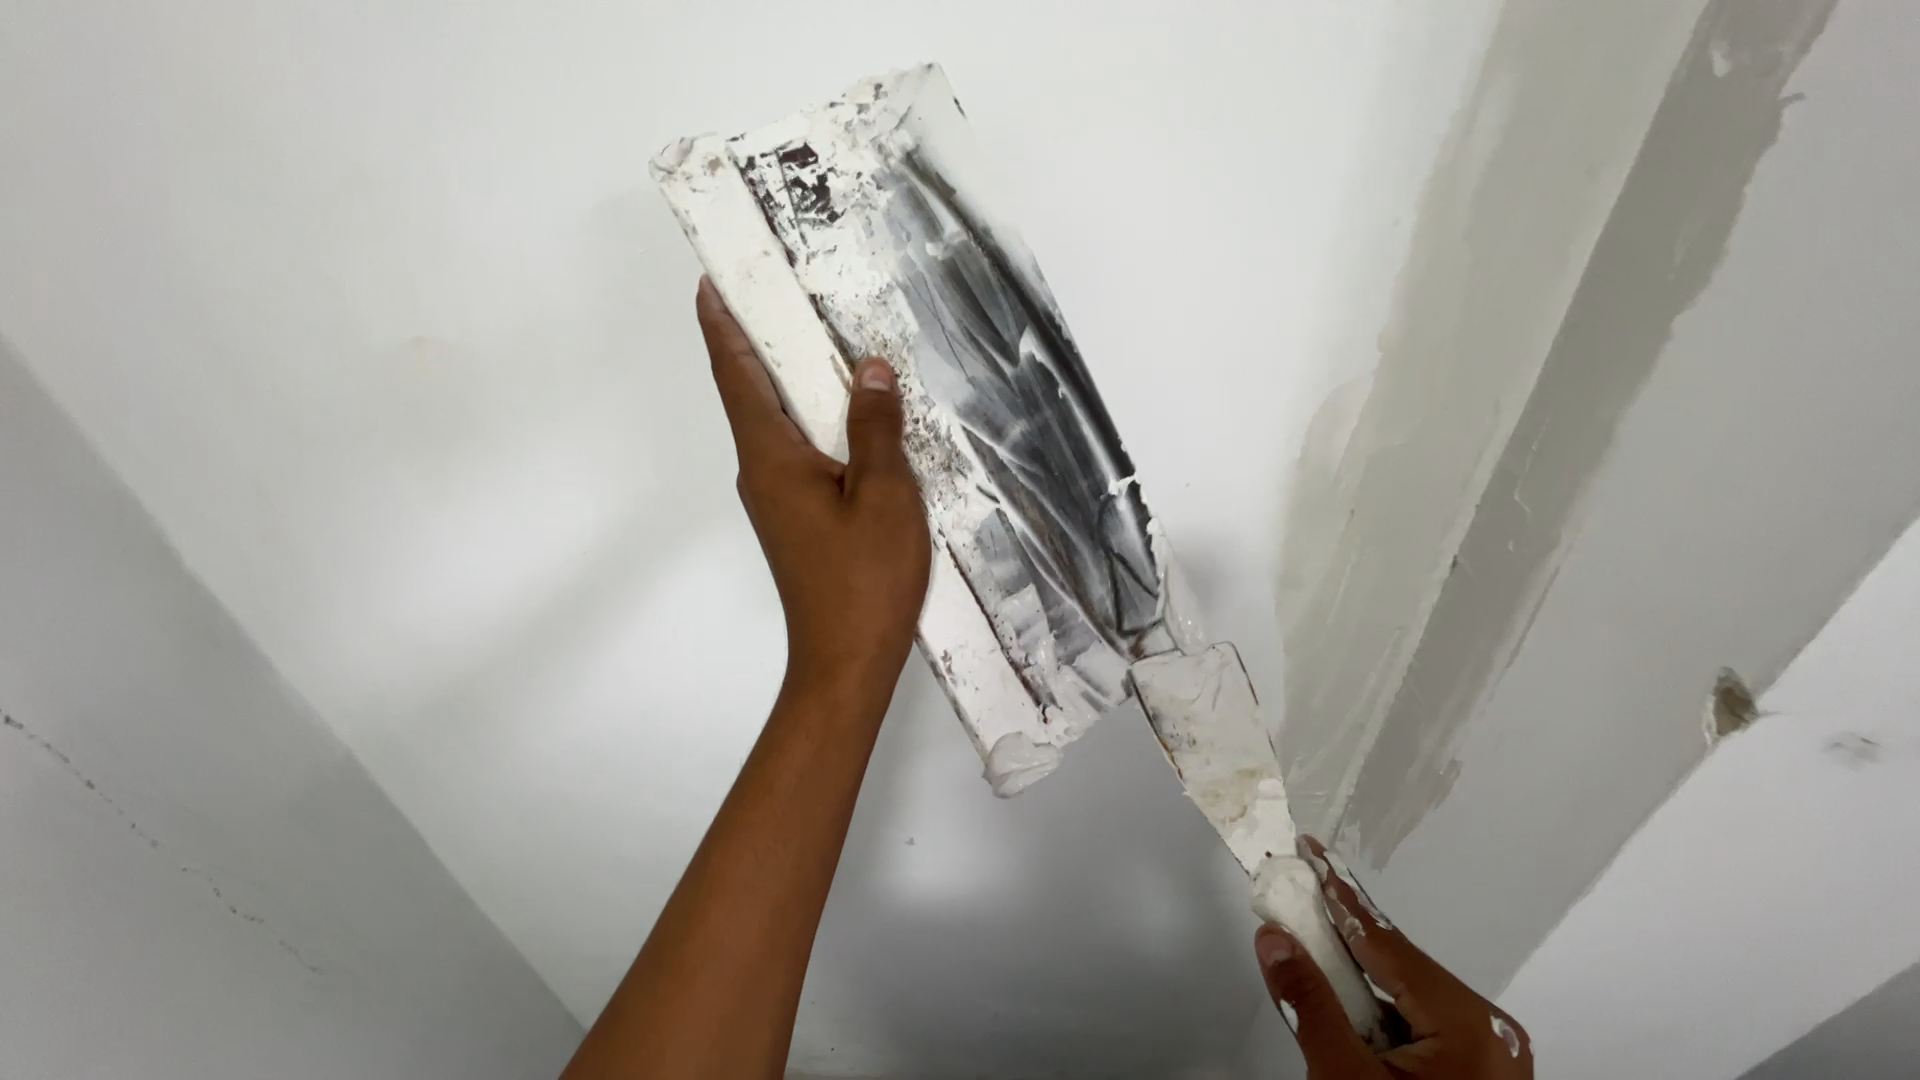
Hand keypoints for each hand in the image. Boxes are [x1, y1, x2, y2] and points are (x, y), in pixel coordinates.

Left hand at [696, 278, 932, 693]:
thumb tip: (869, 369)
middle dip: (758, 341)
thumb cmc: (865, 578)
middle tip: (781, 295)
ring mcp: (776, 501)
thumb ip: (876, 428)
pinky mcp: (795, 521)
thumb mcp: (885, 495)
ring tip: (821, 342)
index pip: (737, 375)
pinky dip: (812, 422)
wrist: (846, 660)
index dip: (724, 325)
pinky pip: (797, 453)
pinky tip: (847, 417)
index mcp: (771, 457)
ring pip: (777, 425)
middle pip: (752, 394)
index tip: (712, 281)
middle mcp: (761, 473)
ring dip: (788, 382)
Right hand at [1256, 837, 1531, 1077]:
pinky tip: (1345, 1005)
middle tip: (1294, 902)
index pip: (1385, 942)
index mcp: (1468, 1025)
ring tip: (1310, 955)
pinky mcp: (1475, 1068)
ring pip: (1403, 989)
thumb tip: (1273, 937)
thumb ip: (1309, 1003)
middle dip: (1339, 937)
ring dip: (1353, 974)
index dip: (1338, 893)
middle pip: (1396, 962)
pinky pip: (1415, 1015)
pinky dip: (1374, 1004)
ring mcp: (1487, 1051)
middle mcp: (1488, 1029)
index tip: (1308, 849)